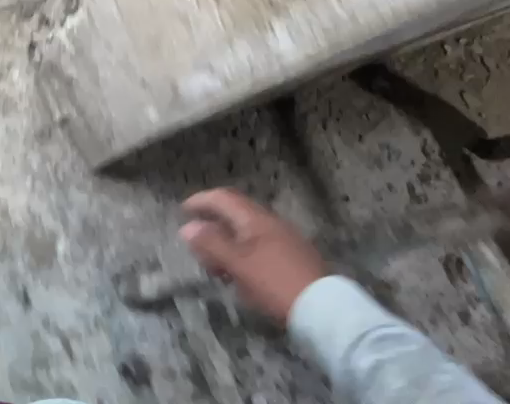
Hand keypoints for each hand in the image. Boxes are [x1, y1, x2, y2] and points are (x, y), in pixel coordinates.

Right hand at [179, 188, 328, 324]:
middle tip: (198, 245)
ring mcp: (286, 239)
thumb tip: (187, 227)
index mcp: (255, 218)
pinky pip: (261, 246)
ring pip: (248, 232)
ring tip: (218, 267)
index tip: (183, 209)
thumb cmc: (275, 283)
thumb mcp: (238, 265)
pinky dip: (244, 254)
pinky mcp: (295, 258)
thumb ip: (211, 244)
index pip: (223, 198)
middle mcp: (271, 222)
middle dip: (213, 225)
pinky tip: (244, 276)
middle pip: (236, 214)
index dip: (201, 201)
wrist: (326, 312)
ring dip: (228, 243)